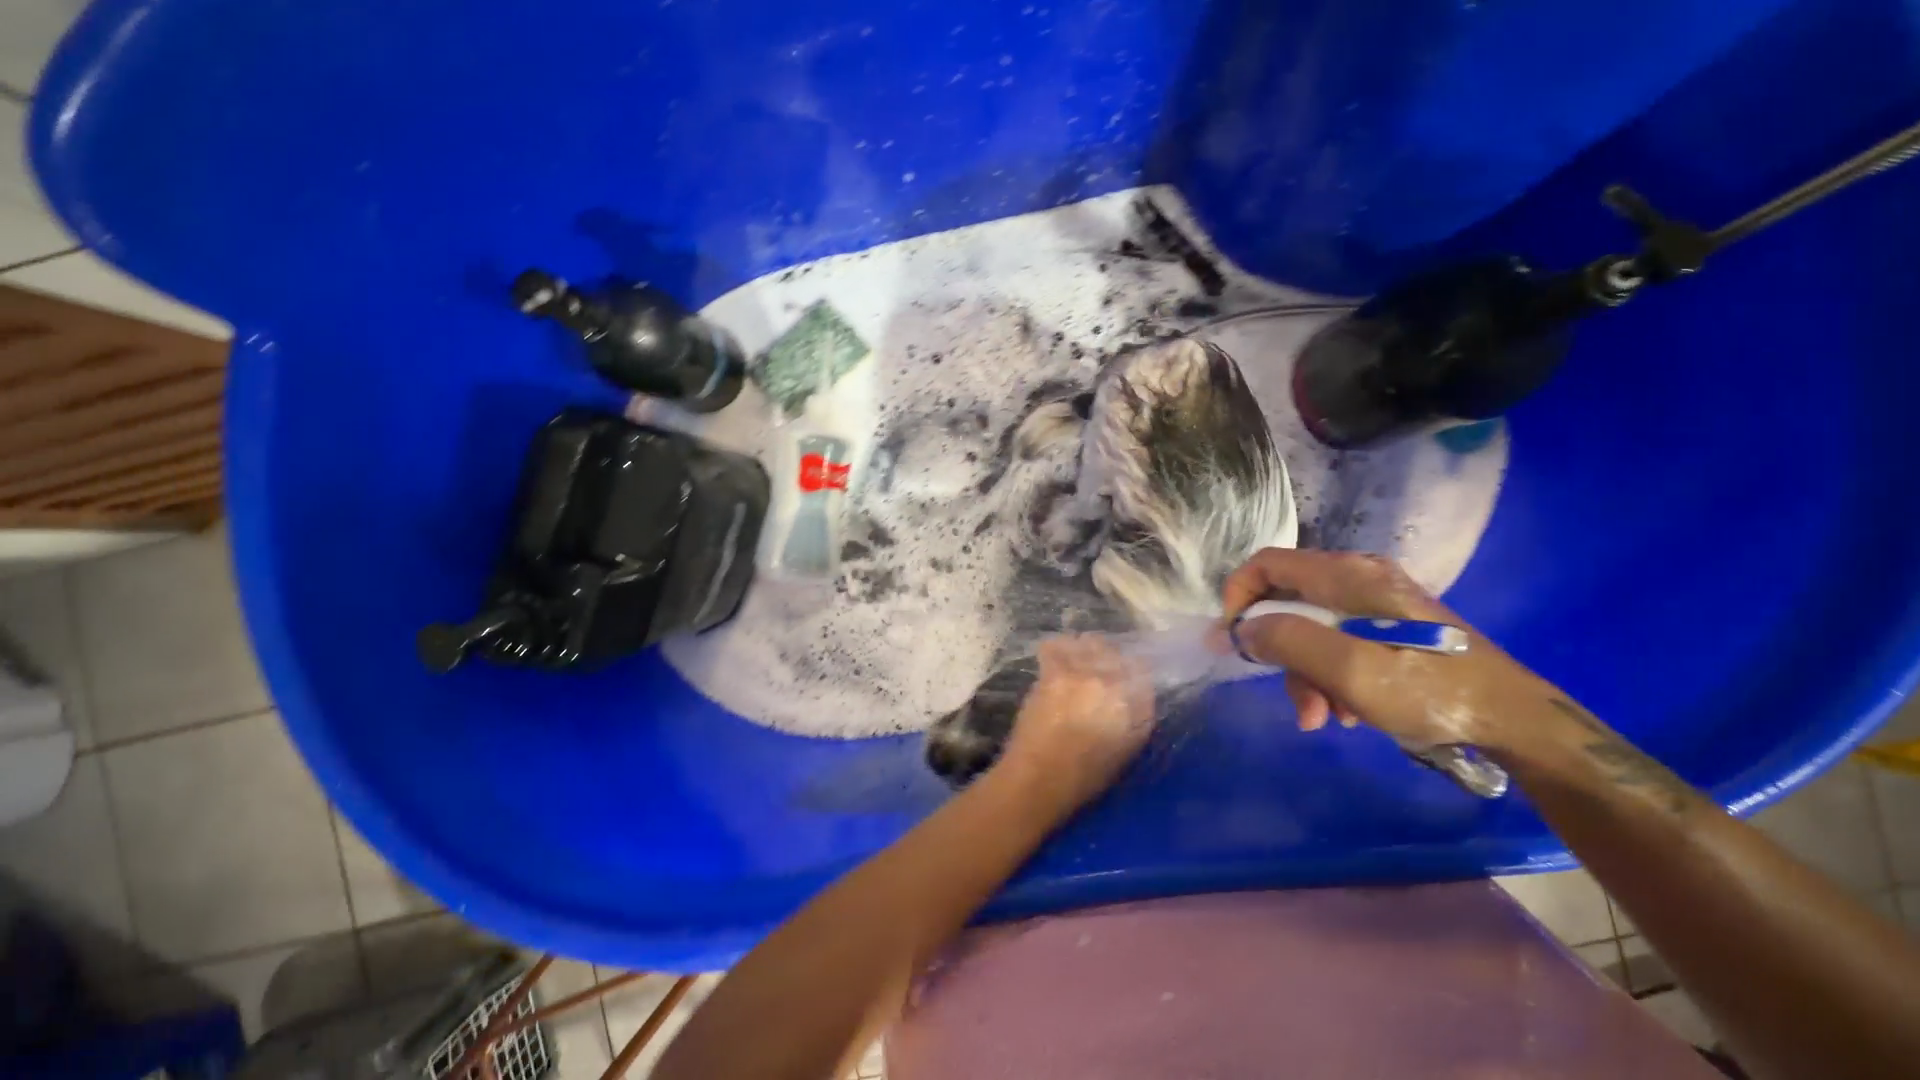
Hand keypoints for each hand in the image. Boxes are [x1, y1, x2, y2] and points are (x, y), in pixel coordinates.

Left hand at [996, 635, 1155, 809]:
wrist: (1039, 779)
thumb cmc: (1084, 776)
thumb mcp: (1126, 749)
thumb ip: (1136, 716)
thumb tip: (1135, 693)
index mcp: (1138, 706)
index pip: (1143, 669)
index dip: (1133, 670)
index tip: (1124, 676)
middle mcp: (1116, 683)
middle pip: (1117, 652)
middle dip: (1110, 659)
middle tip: (1098, 673)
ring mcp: (1085, 673)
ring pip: (1091, 643)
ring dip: (1086, 651)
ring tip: (1077, 665)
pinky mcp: (1054, 672)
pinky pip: (1056, 646)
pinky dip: (1057, 649)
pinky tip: (1055, 660)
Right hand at [1219, 549, 1557, 750]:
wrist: (1510, 717)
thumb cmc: (1428, 690)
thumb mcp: (1349, 670)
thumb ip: (1288, 642)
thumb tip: (1241, 630)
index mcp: (1349, 575)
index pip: (1267, 563)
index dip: (1239, 597)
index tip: (1232, 643)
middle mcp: (1360, 578)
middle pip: (1289, 602)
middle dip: (1280, 653)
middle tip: (1293, 700)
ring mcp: (1378, 603)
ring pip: (1313, 630)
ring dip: (1307, 675)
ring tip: (1326, 718)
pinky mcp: (1393, 628)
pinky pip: (1341, 644)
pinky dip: (1333, 677)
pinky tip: (1351, 712)